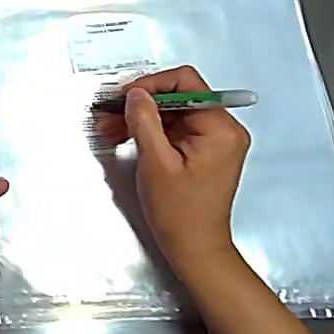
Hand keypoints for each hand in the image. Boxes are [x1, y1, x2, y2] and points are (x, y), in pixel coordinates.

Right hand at [104, 66, 248, 277]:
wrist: (194, 250)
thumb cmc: (179, 212)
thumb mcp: (155, 162)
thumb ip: (145, 121)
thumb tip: (135, 92)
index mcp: (220, 128)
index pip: (186, 83)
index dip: (152, 84)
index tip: (125, 97)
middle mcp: (223, 128)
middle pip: (177, 96)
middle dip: (141, 103)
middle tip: (110, 112)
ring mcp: (214, 139)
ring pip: (172, 112)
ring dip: (141, 117)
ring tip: (110, 126)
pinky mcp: (203, 150)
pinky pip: (174, 128)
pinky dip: (150, 130)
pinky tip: (124, 135)